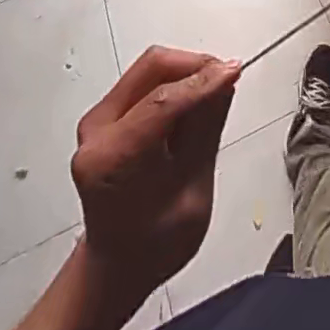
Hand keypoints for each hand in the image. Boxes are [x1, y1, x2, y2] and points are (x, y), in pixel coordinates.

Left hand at [71, 46, 239, 310]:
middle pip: (150, 69)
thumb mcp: (193, 193)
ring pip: (147, 70)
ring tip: (215, 90)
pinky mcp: (106, 116)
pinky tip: (195, 101)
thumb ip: (205, 132)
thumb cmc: (154, 244)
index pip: (162, 100)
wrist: (118, 263)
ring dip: (185, 72)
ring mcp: (97, 120)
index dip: (203, 80)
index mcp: (113, 158)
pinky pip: (143, 82)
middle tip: (227, 75)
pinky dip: (173, 84)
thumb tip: (222, 85)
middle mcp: (96, 131)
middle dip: (193, 65)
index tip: (232, 72)